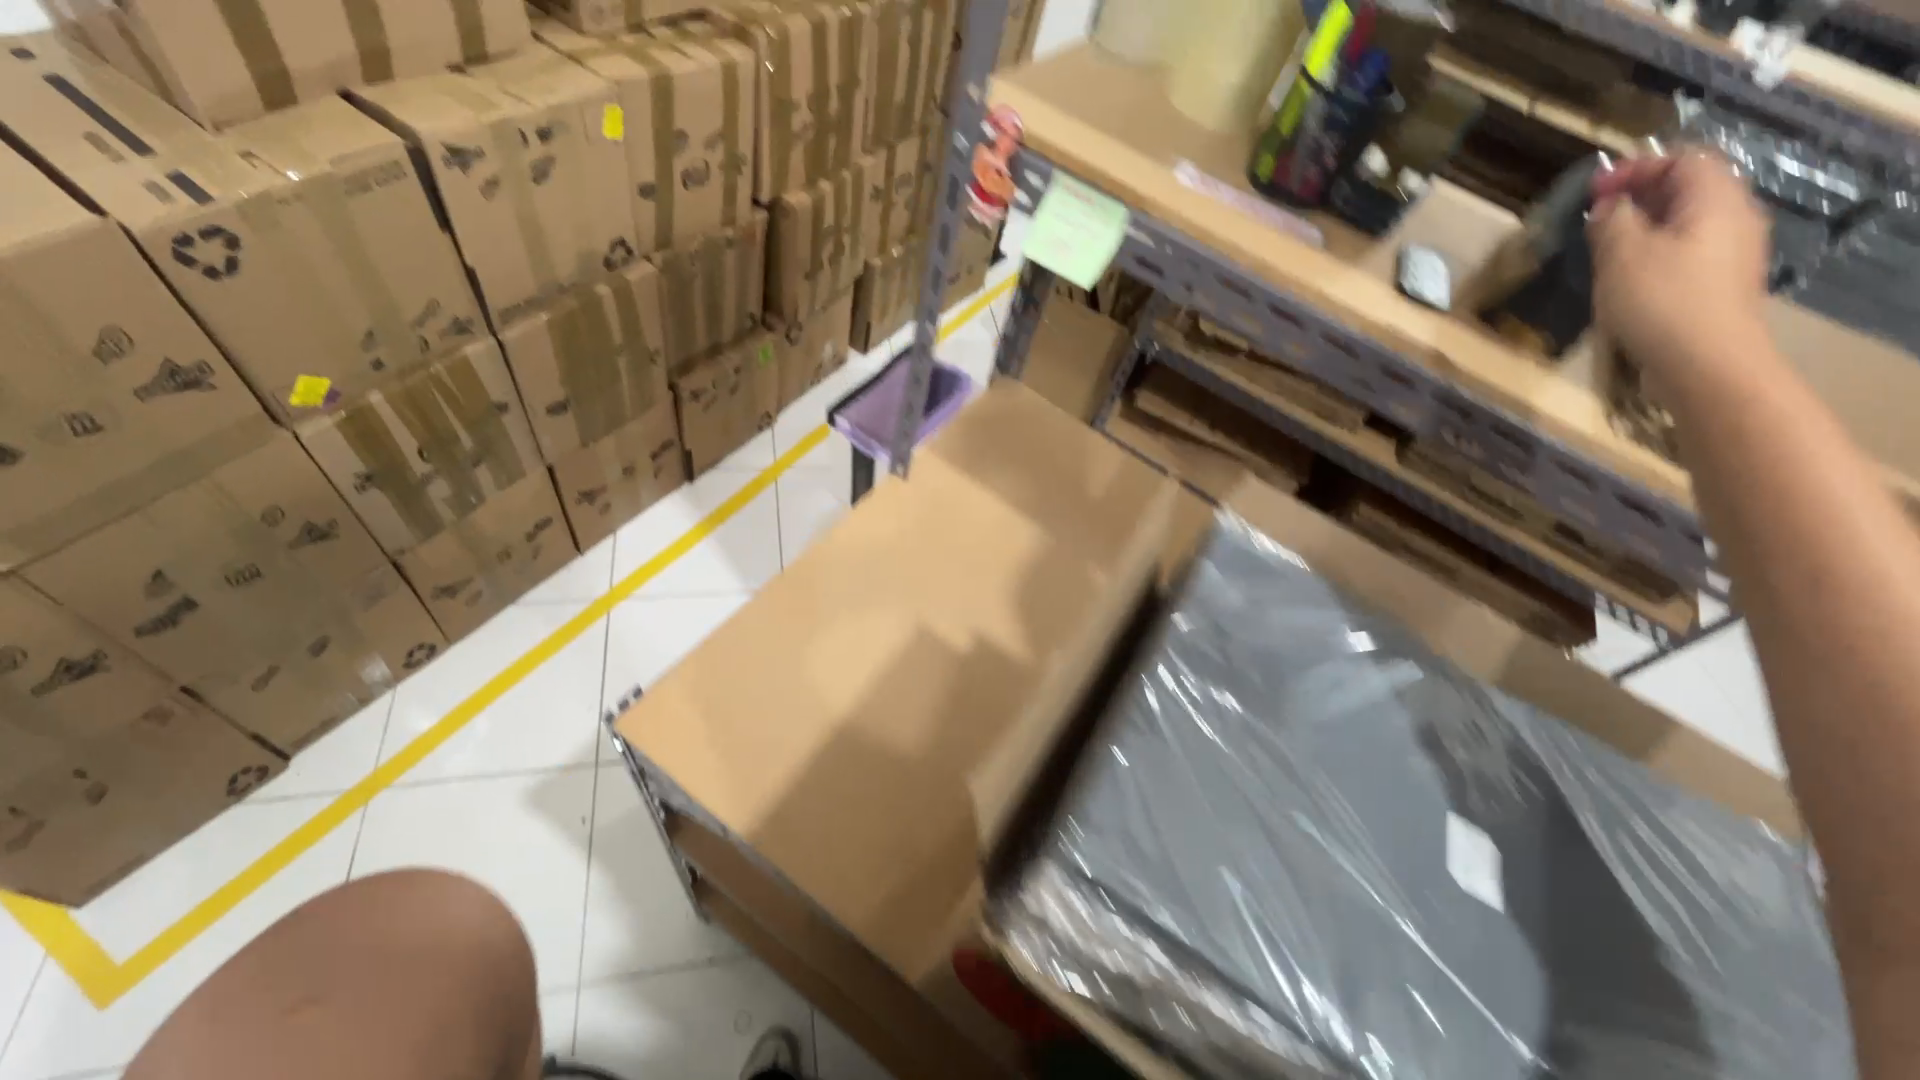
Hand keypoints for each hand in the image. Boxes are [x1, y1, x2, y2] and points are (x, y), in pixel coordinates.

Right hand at [1588, 151, 1772, 383]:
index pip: (1683, 158)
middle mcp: (1734, 218)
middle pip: (1687, 189)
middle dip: (1638, 198)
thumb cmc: (1662, 301)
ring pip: (1684, 224)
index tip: (1593, 192)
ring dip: (1642, 229)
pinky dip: (1653, 255)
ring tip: (1604, 250)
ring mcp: (1732, 255)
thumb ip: (1613, 219)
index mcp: (1716, 199)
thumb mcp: (1622, 254)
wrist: (1707, 366)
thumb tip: (1611, 208)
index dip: (1636, 166)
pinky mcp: (1720, 287)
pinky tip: (1626, 280)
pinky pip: (1686, 254)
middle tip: (1595, 220)